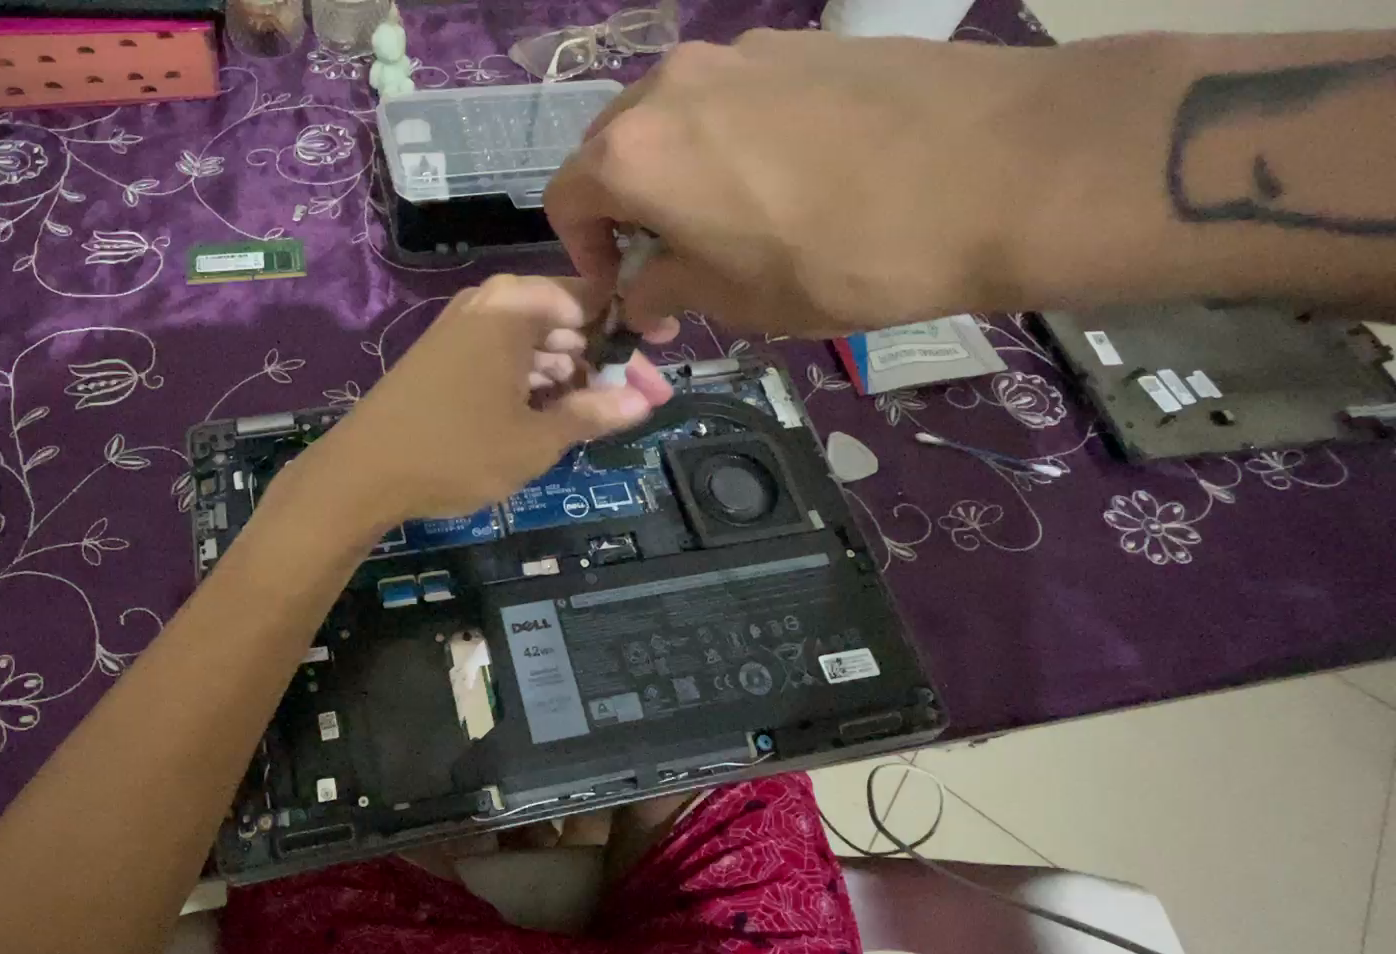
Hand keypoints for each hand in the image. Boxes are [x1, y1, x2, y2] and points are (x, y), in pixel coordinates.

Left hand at [292, 275, 673, 524]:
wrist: (362, 474)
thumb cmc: (458, 452)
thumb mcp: (535, 439)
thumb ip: (591, 414)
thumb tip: (641, 402)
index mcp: (516, 307)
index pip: (595, 304)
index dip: (633, 336)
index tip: (662, 365)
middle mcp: (489, 305)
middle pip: (565, 324)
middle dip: (603, 364)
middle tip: (638, 405)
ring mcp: (461, 329)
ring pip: (534, 344)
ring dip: (568, 376)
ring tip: (599, 416)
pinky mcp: (444, 356)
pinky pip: (503, 357)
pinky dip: (531, 382)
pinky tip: (550, 413)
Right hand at [545, 31, 1048, 335]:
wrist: (1002, 170)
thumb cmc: (842, 257)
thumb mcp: (732, 300)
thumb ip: (662, 291)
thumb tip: (640, 293)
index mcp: (635, 154)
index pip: (564, 200)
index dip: (582, 254)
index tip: (622, 289)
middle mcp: (670, 86)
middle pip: (610, 151)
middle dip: (622, 212)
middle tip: (667, 260)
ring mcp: (738, 52)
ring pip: (669, 120)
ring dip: (672, 175)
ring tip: (726, 221)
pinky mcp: (798, 41)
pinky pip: (728, 97)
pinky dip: (724, 141)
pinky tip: (782, 177)